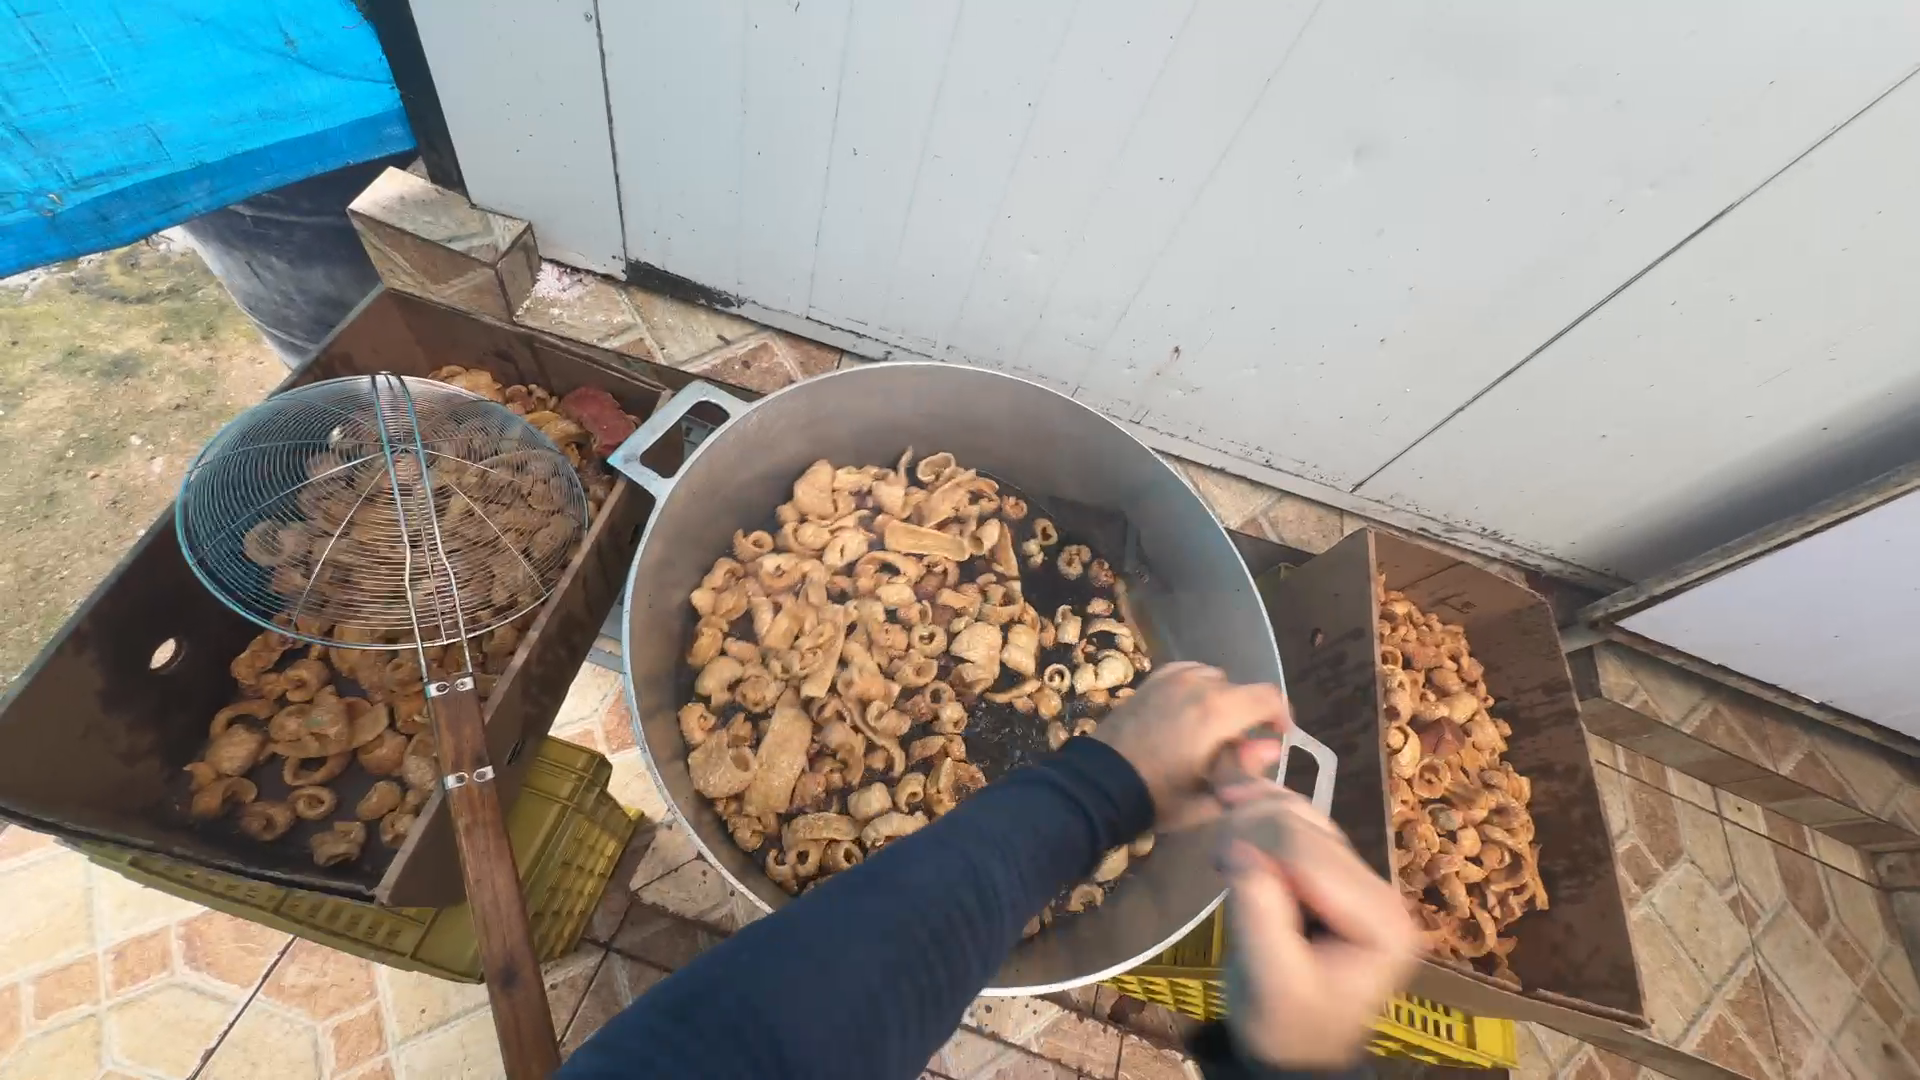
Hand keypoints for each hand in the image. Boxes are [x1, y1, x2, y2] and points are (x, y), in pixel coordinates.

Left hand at [1091, 663, 1289, 829]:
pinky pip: (1185, 673)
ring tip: (1210, 731)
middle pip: (1239, 688)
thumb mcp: (1209, 795)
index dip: (1281, 715)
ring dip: (1220, 699)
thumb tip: (1270, 748)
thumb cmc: (1158, 796)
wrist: (1098, 782)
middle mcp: (1195, 685)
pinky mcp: (1149, 682)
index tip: (1278, 737)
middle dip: (1247, 714)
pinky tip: (1187, 712)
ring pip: (1212, 678)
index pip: (1267, 696)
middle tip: (1238, 748)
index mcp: (1216, 711)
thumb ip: (1246, 770)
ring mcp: (1169, 679)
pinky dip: (1195, 687)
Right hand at [1218, 788, 1419, 1068]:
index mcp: (1381, 922)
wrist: (1291, 1045)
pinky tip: (1232, 798)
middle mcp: (1380, 891)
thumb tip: (1237, 848)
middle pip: (1303, 828)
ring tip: (1220, 836)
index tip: (1216, 863)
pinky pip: (1296, 817)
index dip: (1256, 844)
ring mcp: (1358, 877)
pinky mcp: (1333, 869)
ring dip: (1253, 812)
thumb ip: (1259, 912)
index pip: (1308, 853)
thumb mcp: (1270, 979)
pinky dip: (1262, 804)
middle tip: (1215, 858)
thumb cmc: (1282, 1023)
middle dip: (1251, 829)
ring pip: (1299, 813)